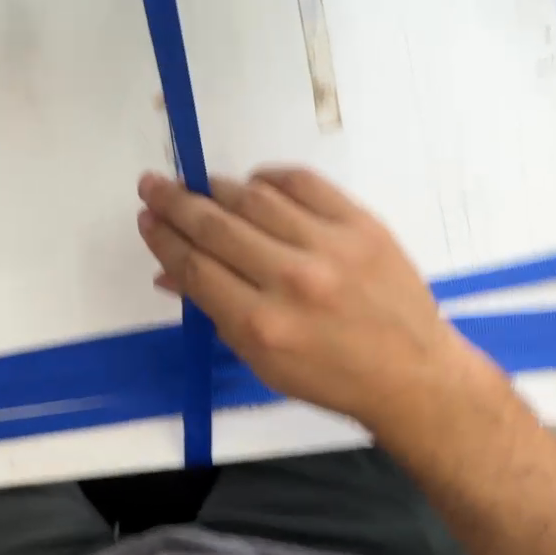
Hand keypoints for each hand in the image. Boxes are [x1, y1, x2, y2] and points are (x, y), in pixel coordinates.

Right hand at [137, 167, 497, 435]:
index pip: (194, 267)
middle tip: (152, 185)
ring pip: (255, 199)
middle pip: (215, 227)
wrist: (410, 373)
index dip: (163, 238)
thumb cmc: (328, 376)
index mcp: (260, 325)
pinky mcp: (362, 224)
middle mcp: (291, 281)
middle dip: (175, 202)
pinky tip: (253, 182)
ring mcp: (330, 247)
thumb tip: (169, 273)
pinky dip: (271, 178)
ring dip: (217, 188)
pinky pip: (304, 183)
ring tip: (199, 186)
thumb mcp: (261, 361)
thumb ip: (214, 312)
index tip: (146, 219)